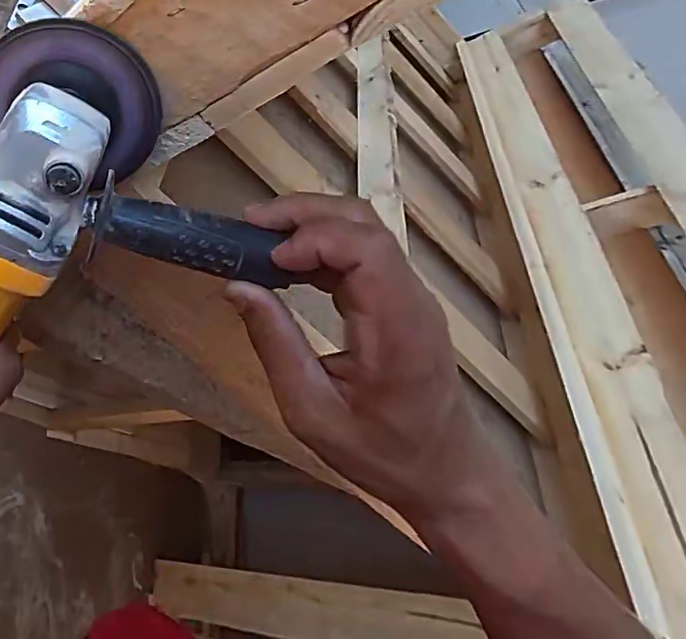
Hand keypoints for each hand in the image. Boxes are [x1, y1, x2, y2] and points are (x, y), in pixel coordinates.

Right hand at [223, 194, 488, 521]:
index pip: (365, 248)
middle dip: (304, 212)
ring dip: (310, 222)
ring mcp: (411, 292)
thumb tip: (237, 287)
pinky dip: (321, 244)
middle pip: (362, 222)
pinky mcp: (402, 295)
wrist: (449, 473)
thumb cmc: (383, 454)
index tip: (269, 256)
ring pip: (362, 227)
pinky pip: (362, 250)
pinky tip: (289, 261)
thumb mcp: (312, 413)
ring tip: (262, 236)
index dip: (314, 237)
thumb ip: (275, 345)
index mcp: (398, 327)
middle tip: (251, 223)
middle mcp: (411, 296)